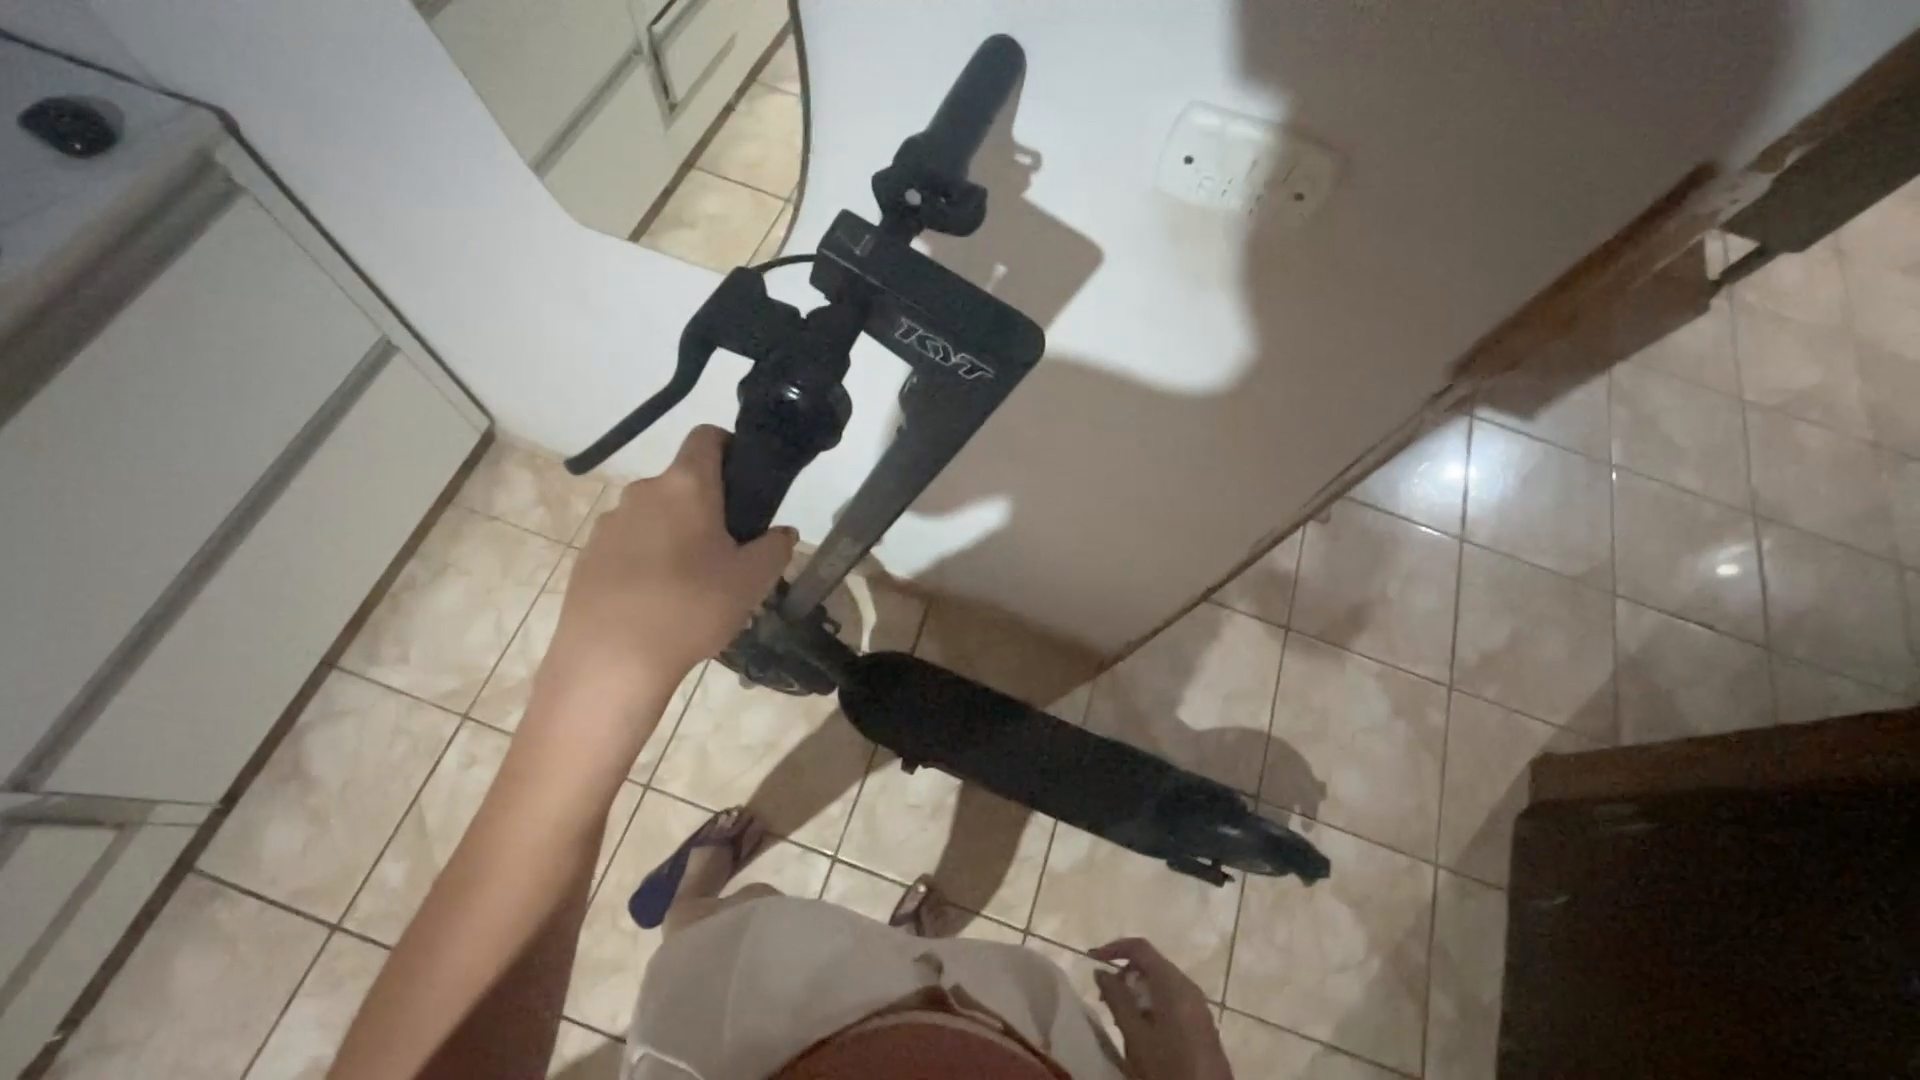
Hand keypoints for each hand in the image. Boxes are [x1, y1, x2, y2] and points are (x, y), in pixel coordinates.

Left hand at [547, 425, 795, 691]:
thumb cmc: (692, 608)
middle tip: (727, 551)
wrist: (611, 659)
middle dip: (705, 507)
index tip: (744, 484)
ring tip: (690, 585)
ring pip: (653, 516)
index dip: (729, 448)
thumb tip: (783, 532)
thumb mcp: (752, 581)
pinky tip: (656, 603)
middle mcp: (643, 492)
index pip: (707, 437)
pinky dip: (645, 561)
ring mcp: (609, 524)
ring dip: (673, 535)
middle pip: (681, 483)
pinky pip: (627, 546)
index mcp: (687, 485)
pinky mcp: (587, 557)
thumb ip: (775, 548)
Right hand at [1091, 938, 1233, 1079]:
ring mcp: (1198, 1005)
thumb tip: (1100, 971)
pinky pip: (1171, 998)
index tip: (1091, 959)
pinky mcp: (1201, 1022)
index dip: (1114, 948)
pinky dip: (1151, 1002)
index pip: (1141, 948)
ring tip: (1119, 1015)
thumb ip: (1117, 999)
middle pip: (1152, 964)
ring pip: (1161, 982)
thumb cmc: (1169, 1070)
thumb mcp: (1135, 1037)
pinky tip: (1141, 1028)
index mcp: (1174, 985)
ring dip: (1137, 990)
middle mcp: (1189, 988)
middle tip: (1103, 996)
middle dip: (1124, 973)